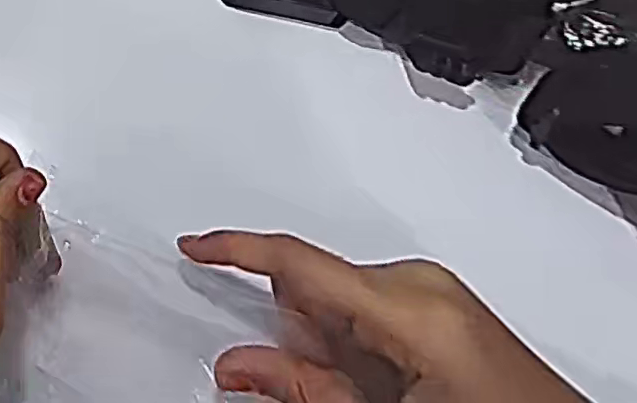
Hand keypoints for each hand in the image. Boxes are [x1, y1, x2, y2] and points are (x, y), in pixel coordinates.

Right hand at [179, 231, 588, 402]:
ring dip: (332, 344)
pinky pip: (366, 306)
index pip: (294, 261)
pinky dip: (357, 343)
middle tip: (333, 389)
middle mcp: (421, 285)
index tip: (193, 248)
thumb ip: (305, 390)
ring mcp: (437, 292)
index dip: (233, 250)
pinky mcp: (443, 302)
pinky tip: (388, 383)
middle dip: (302, 335)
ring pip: (335, 298)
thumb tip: (236, 368)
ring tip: (375, 393)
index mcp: (412, 307)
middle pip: (311, 286)